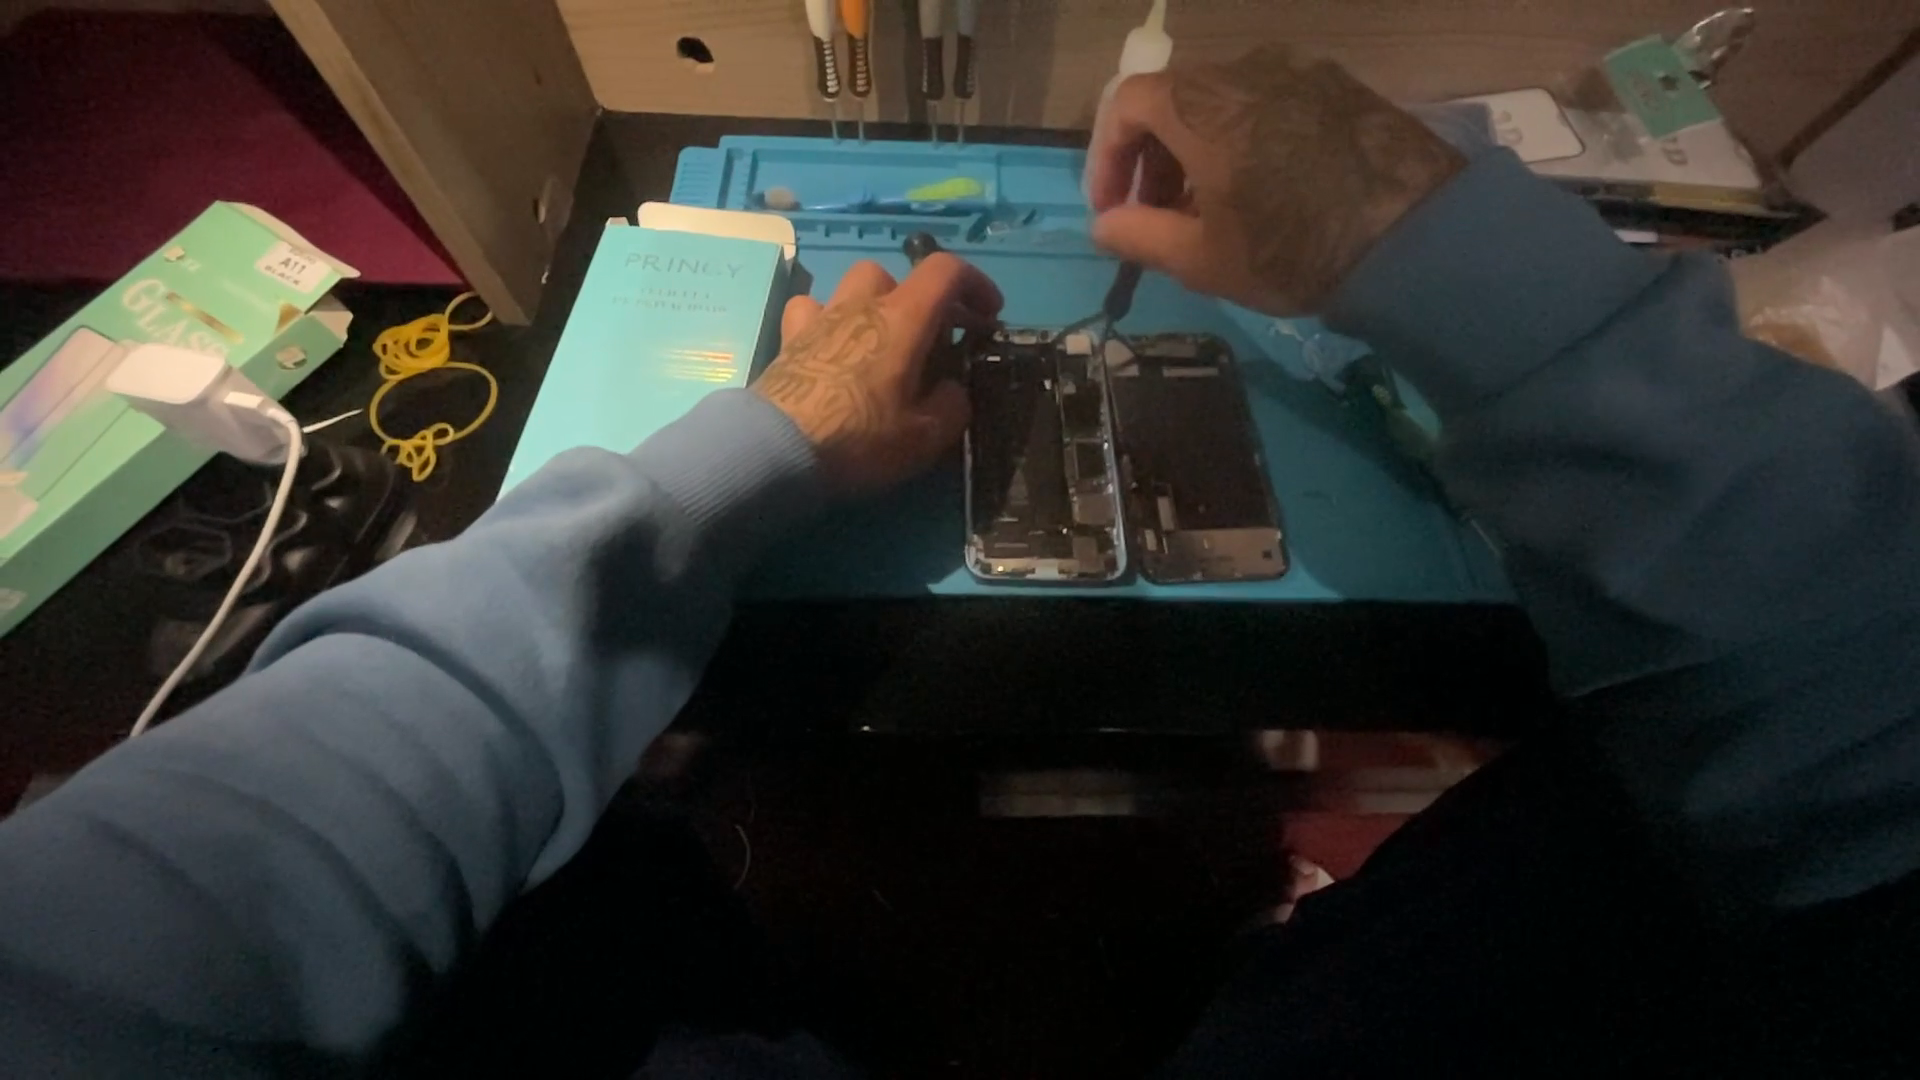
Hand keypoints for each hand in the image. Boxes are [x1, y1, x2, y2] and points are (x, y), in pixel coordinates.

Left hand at [753, 254, 1002, 493]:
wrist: (777, 451)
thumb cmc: (860, 440)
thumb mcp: (926, 437)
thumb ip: (953, 406)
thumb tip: (951, 390)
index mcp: (902, 319)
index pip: (945, 271)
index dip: (975, 284)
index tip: (988, 315)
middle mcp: (860, 306)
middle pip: (896, 277)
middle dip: (921, 301)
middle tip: (932, 338)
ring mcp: (820, 319)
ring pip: (852, 286)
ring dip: (874, 305)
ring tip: (881, 341)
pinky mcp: (788, 340)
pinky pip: (811, 310)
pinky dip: (828, 320)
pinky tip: (831, 346)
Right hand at [1086, 46, 1465, 314]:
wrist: (1412, 240)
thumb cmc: (1287, 251)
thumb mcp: (1198, 258)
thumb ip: (1137, 236)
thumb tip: (1103, 225)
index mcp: (1202, 107)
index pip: (1126, 104)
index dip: (1106, 158)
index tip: (1111, 210)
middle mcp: (1245, 72)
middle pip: (1172, 100)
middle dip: (1148, 161)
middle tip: (1153, 217)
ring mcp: (1298, 73)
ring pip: (1218, 103)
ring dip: (1191, 153)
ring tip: (1203, 211)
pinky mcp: (1337, 88)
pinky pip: (1264, 105)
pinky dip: (1237, 143)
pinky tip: (1254, 193)